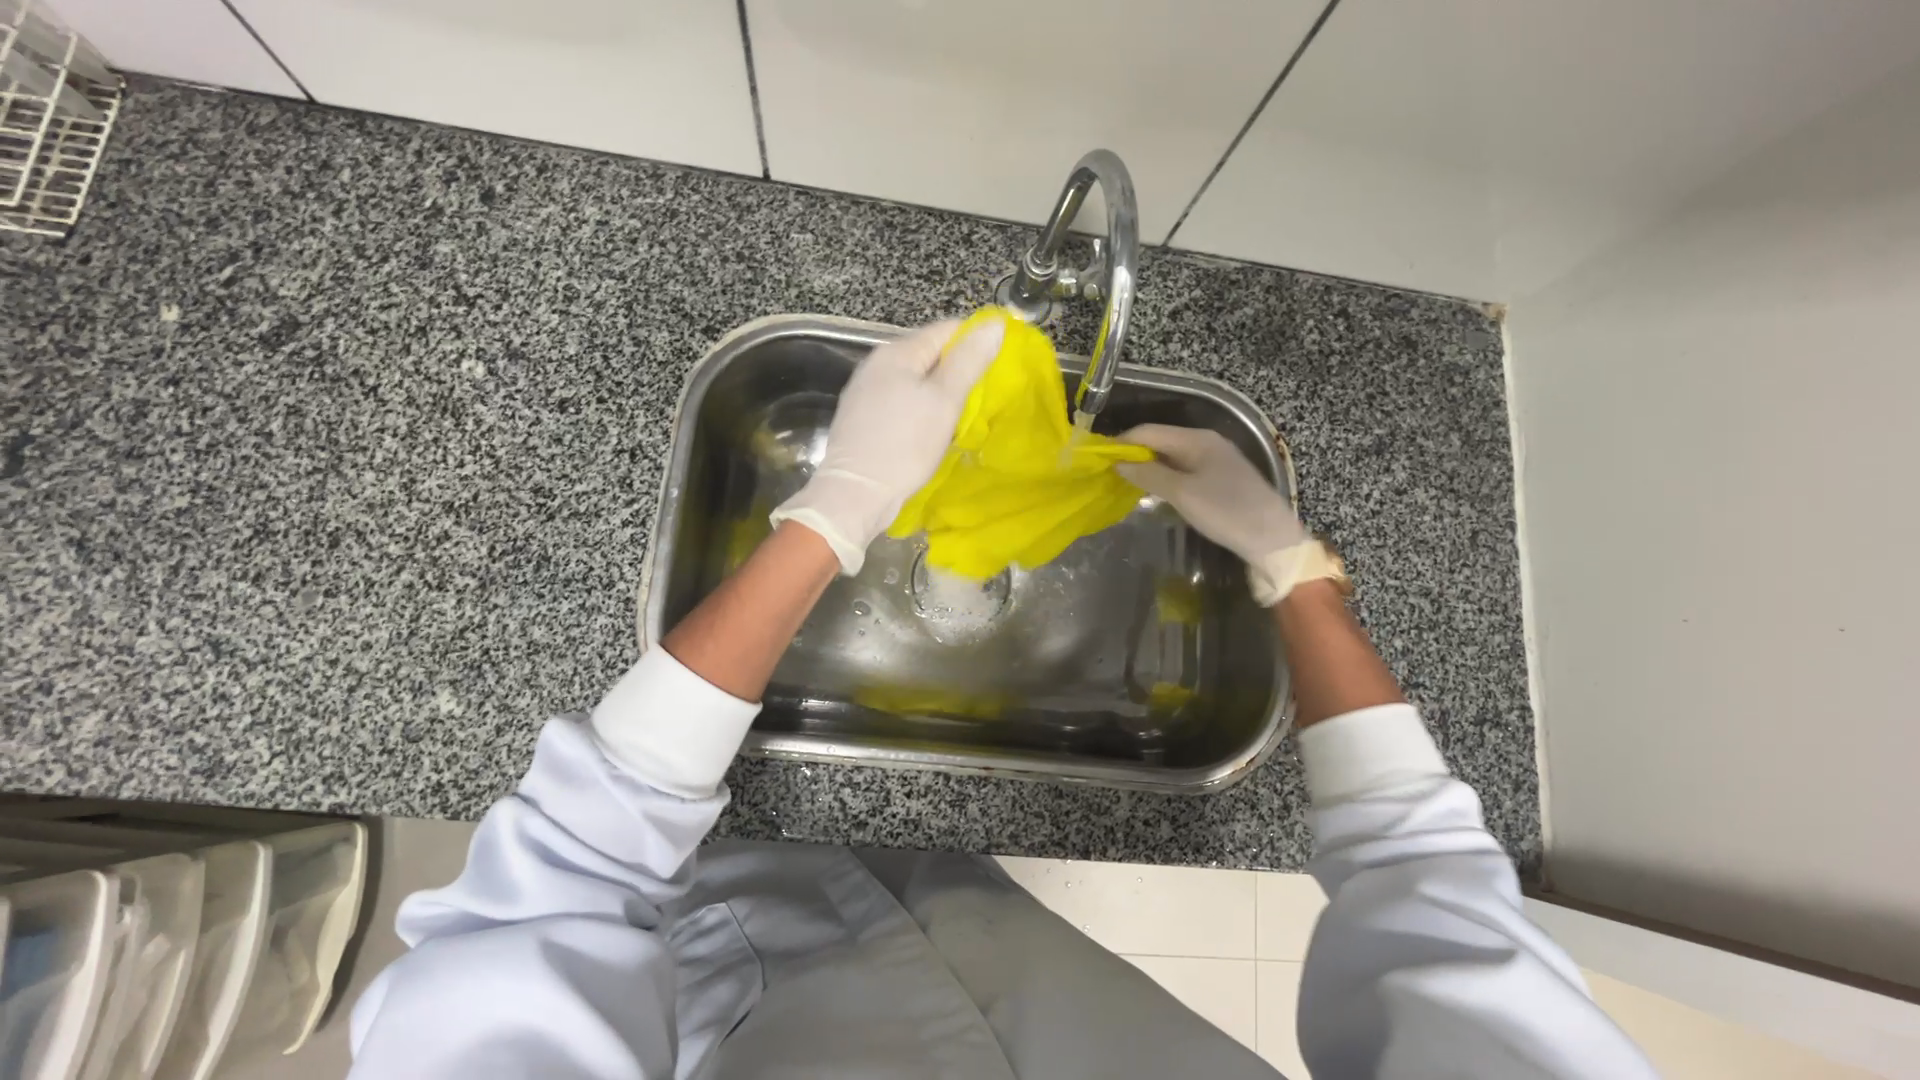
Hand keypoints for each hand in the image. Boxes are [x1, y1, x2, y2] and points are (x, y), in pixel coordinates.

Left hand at [771, 317, 1004, 573]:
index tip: (997, 368)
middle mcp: (876, 363)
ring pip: (913, 379)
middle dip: (957, 369)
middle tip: (981, 397)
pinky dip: (918, 408)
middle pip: (929, 353)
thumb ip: (969, 360)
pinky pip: (899, 400)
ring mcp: (864, 390)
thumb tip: (995, 322)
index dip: (976, 342)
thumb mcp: (945, 401)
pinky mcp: (860, 417)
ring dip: (938, 392)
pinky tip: (928, 429)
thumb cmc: (905, 446)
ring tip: (959, 415)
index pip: (947, 329)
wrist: (855, 493)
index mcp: (897, 352)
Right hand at [1116, 424, 1310, 605]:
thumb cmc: (1227, 512)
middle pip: (1160, 443)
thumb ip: (1148, 475)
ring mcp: (1215, 461)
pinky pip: (1184, 471)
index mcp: (1197, 440)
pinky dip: (1165, 479)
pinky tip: (1155, 494)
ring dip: (1148, 469)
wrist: (1273, 539)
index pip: (1149, 432)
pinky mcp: (1220, 479)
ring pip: (1171, 458)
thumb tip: (1118, 463)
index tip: (1097, 460)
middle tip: (1108, 476)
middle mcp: (1206, 443)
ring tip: (1124, 486)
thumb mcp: (1183, 494)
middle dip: (1133, 456)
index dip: (1122, 443)